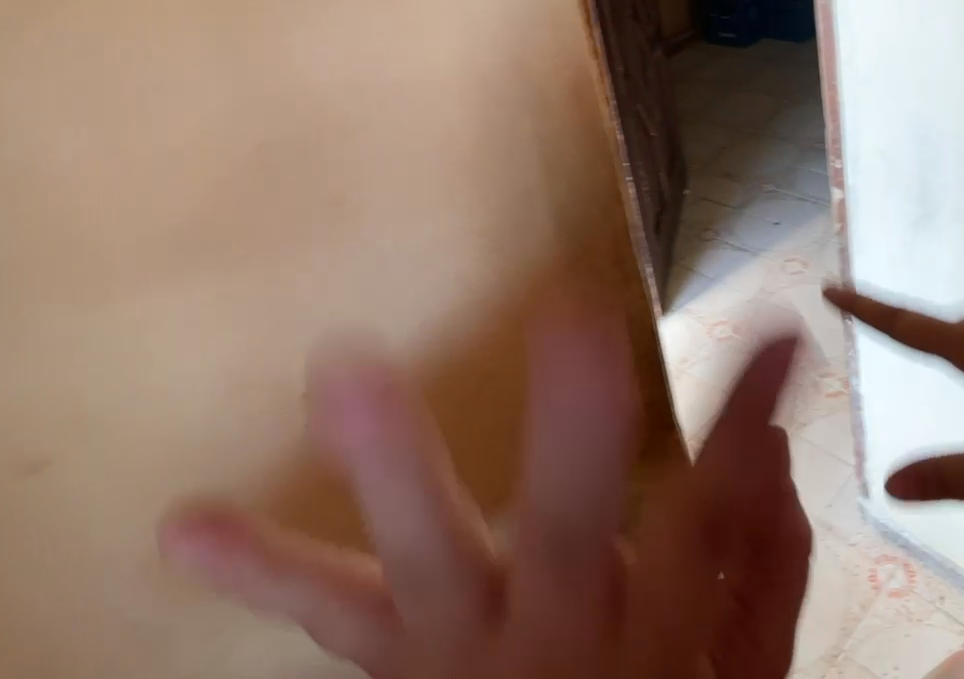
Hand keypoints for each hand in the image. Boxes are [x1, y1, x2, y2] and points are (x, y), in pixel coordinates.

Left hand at [160, 308, 810, 678]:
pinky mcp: (391, 663)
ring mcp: (455, 651)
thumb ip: (758, 572)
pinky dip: (266, 569)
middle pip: (573, 532)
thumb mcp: (730, 676)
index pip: (715, 519)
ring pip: (426, 564)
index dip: (747, 424)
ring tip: (344, 367)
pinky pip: (329, 619)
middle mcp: (552, 640)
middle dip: (579, 431)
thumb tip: (774, 444)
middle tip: (573, 321)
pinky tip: (184, 531)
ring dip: (395, 467)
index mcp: (648, 642)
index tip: (779, 332)